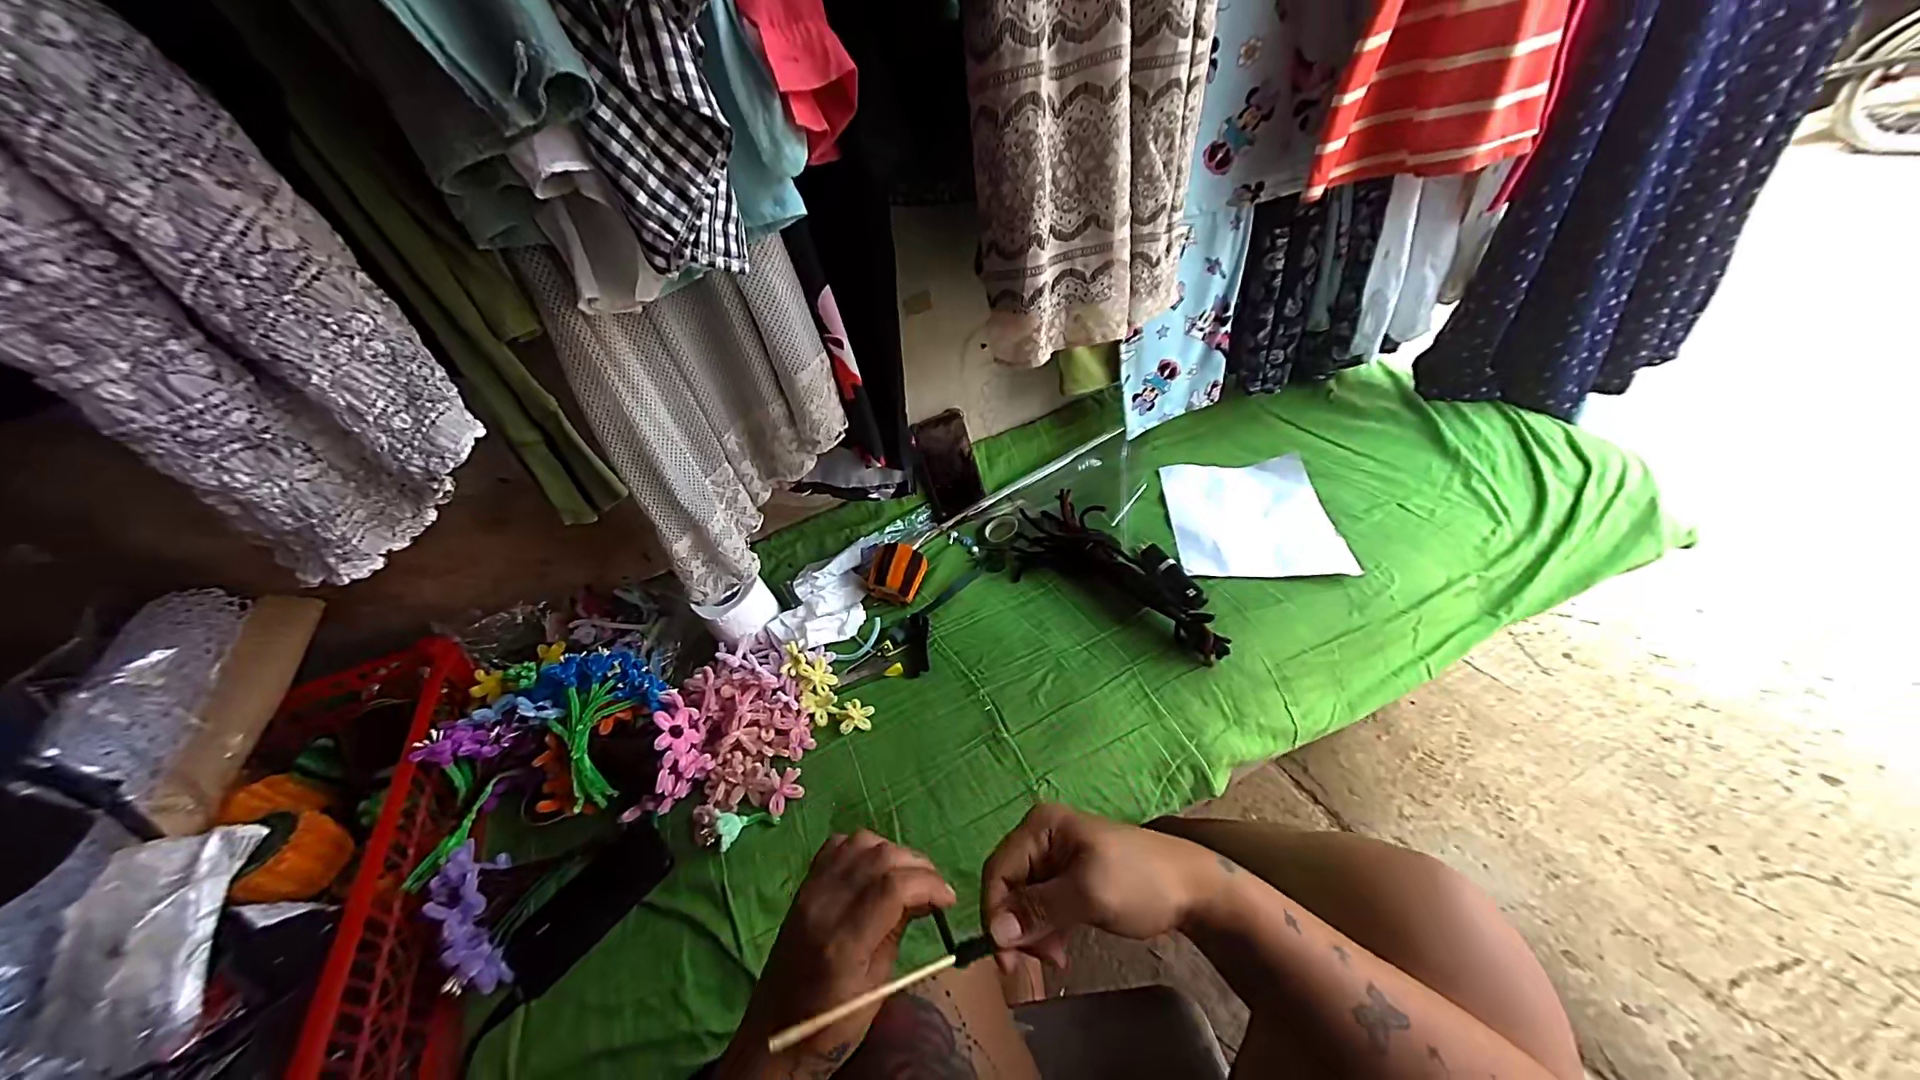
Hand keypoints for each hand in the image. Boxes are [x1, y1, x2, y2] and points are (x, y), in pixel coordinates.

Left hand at [717, 830, 956, 1079]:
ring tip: (909, 876)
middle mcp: (824, 906)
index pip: (893, 886)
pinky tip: (876, 868)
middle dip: (918, 865)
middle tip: (935, 888)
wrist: (773, 1031)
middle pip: (880, 856)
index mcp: (842, 942)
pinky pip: (838, 845)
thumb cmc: (830, 1025)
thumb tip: (924, 897)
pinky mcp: (804, 885)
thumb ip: (897, 932)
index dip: (929, 883)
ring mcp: (810, 891)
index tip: (948, 899)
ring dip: (893, 852)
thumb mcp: (875, 988)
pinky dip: (864, 848)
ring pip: (861, 842)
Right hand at [979, 804, 1226, 970]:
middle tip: (1035, 963)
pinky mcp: (1067, 879)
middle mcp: (1041, 837)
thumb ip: (1039, 909)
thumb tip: (995, 931)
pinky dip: (1045, 931)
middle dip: (1016, 927)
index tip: (1006, 957)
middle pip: (1007, 886)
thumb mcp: (1088, 894)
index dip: (995, 913)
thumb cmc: (1141, 882)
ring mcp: (1054, 858)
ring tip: (1055, 958)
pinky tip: (1060, 951)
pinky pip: (1040, 907)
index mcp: (1041, 826)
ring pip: (1021, 901)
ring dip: (1031, 933)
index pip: (998, 869)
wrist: (1193, 888)